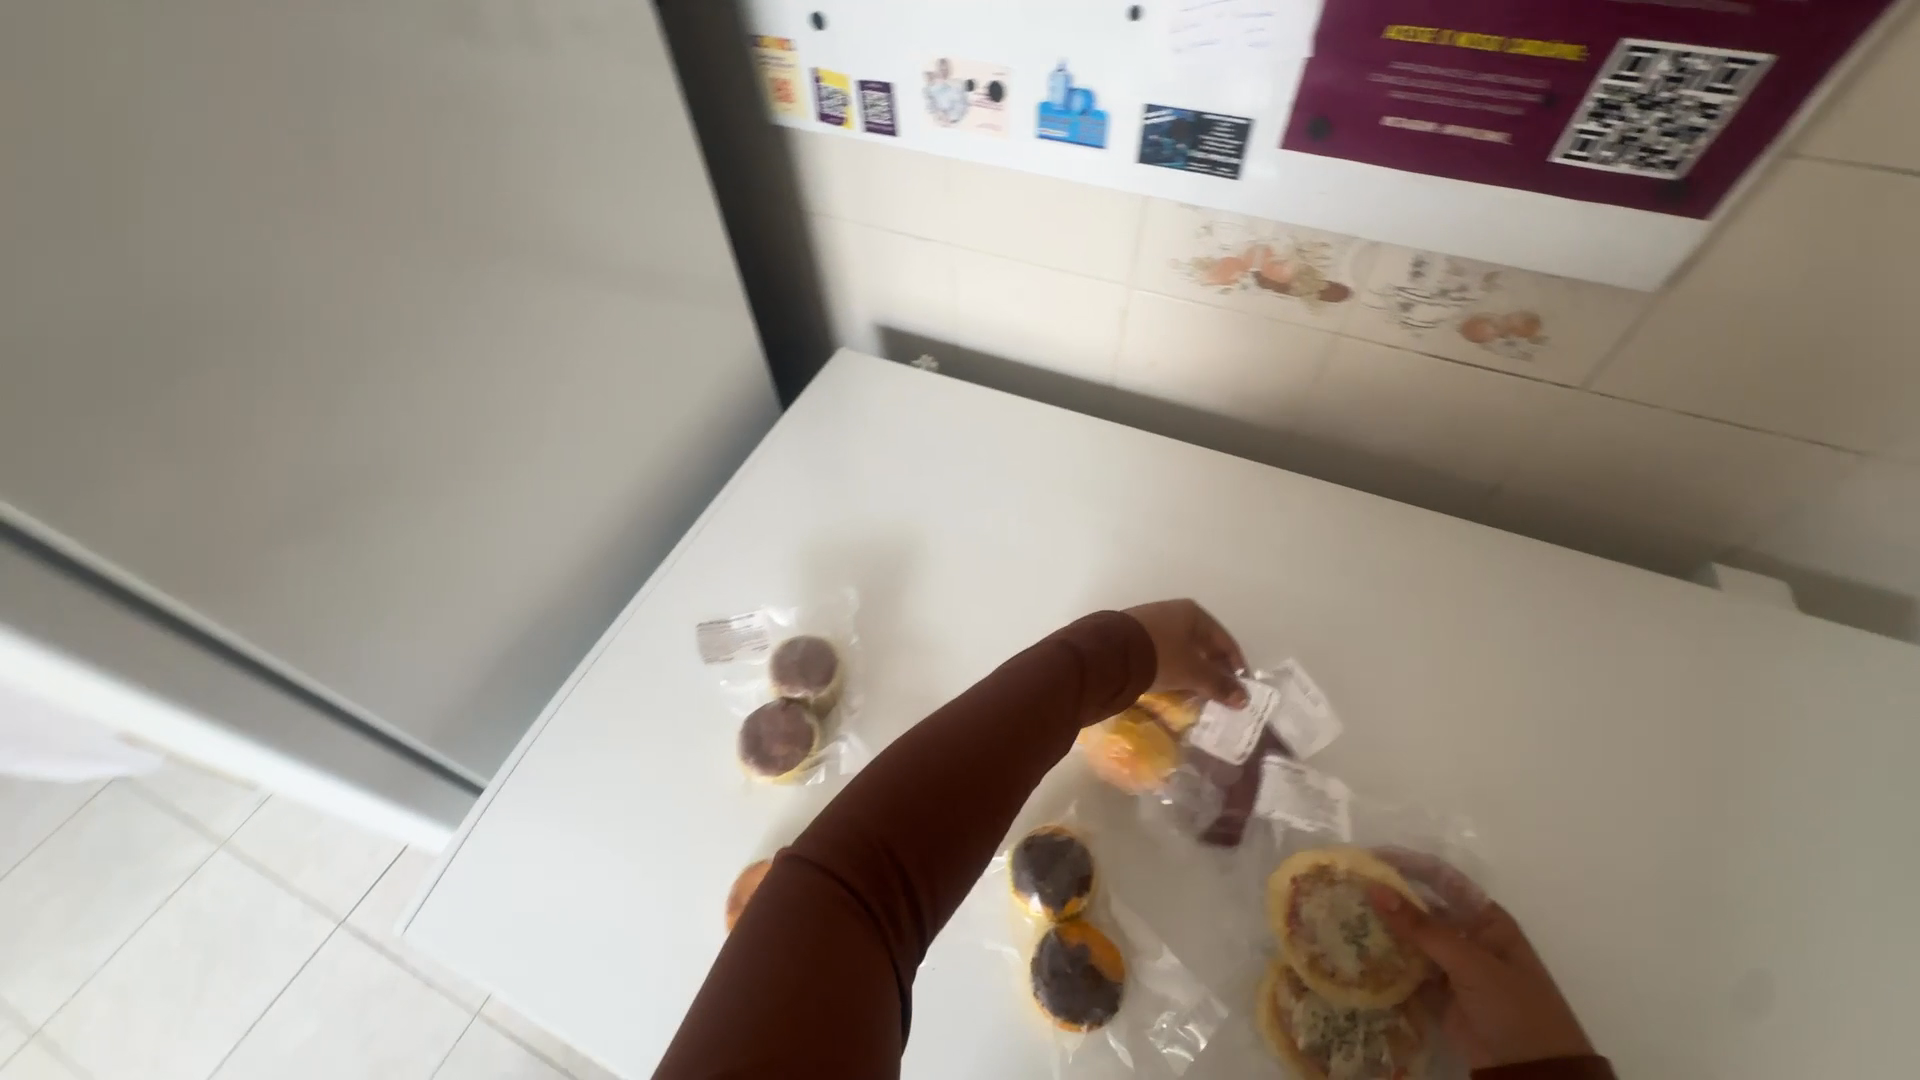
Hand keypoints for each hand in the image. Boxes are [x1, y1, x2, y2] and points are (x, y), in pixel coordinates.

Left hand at [1120, 600, 1247, 706]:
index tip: (1241, 688)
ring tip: (1198, 692)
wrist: (1109, 652)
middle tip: (1221, 692)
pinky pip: (1162, 652)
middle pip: (1202, 643)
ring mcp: (1151, 622)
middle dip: (1213, 669)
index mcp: (1193, 614)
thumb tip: (1244, 699)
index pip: (1224, 640)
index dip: (1236, 665)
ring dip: (1192, 669)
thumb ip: (1219, 684)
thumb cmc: (1160, 656)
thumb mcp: (1193, 672)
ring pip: (1181, 649)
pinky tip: (1172, 683)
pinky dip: (1172, 667)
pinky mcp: (1133, 635)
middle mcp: (1173, 612)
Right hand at [1366, 858, 1593, 1068]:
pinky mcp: (1438, 993)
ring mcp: (1451, 966)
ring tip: (1342, 916)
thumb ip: (1419, 927)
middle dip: (1387, 897)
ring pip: (1409, 938)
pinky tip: (1355, 952)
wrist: (1534, 1074)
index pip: (1441, 879)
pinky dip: (1384, 962)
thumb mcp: (1469, 962)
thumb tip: (1372, 887)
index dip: (1408, 865)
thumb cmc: (1513, 1006)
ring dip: (1381, 929)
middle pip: (1421, 908)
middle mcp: (1466, 937)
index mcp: (1484, 920)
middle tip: (1346, 887)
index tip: (1370, 857)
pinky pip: (1405, 970)